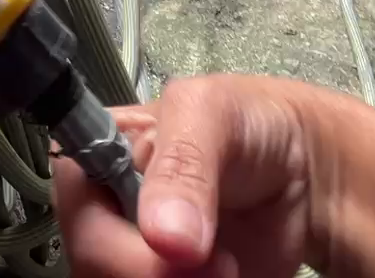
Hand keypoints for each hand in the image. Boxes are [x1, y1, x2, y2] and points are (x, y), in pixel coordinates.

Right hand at [54, 75, 341, 277]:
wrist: (303, 172)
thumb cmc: (244, 122)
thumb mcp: (210, 113)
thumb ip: (183, 163)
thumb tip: (164, 238)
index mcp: (97, 156)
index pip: (72, 202)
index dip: (101, 230)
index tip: (159, 235)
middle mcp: (106, 212)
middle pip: (91, 262)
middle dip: (151, 272)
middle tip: (216, 261)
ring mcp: (134, 257)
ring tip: (227, 268)